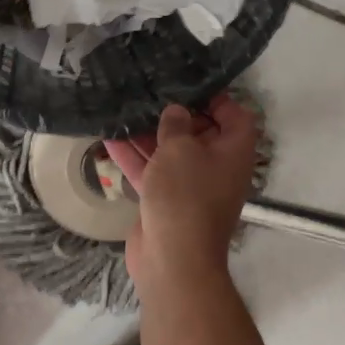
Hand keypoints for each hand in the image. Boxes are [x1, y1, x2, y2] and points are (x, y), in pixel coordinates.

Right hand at [105, 95, 259, 296]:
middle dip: (174, 114)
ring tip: (124, 108)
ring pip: (170, 152)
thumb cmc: (185, 195)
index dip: (216, 98)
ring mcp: (190, 187)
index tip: (188, 83)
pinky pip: (152, 172)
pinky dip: (134, 156)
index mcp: (233, 153)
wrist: (173, 260)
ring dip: (148, 133)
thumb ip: (176, 124)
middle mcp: (216, 167)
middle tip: (149, 91)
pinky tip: (109, 136)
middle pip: (199, 132)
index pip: (235, 116)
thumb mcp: (180, 149)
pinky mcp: (166, 202)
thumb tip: (177, 111)